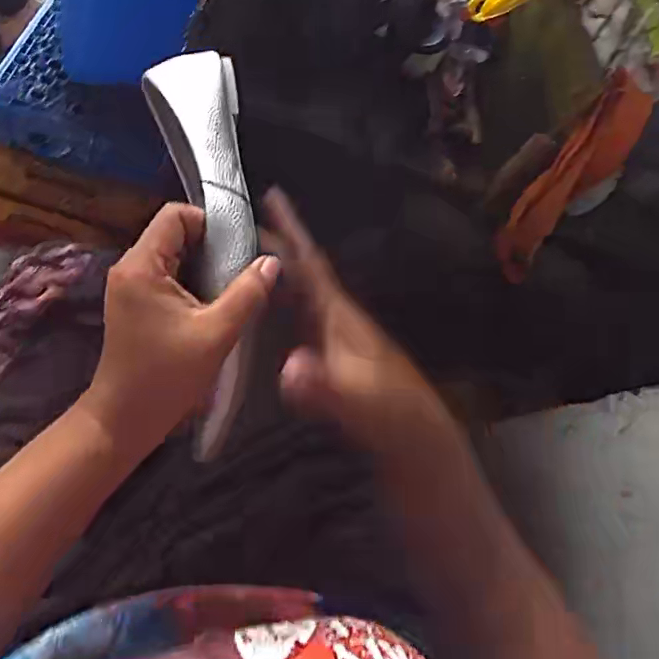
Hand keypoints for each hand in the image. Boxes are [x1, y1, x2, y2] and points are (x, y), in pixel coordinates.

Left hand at [80, 204, 279, 453]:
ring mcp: (128, 285)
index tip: (233, 249)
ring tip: (223, 291)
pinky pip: (165, 274)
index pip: (174, 215)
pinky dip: (188, 281)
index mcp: (141, 266)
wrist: (124, 420)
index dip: (207, 223)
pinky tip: (207, 306)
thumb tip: (271, 262)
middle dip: (208, 247)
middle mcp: (129, 267)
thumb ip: (246, 294)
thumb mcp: (215, 335)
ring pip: (172, 254)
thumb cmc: (165, 378)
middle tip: (233, 272)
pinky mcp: (132, 302)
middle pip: (173, 232)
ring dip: (200, 266)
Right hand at [262, 188, 458, 459]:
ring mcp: (334, 346)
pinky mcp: (329, 370)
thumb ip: (328, 388)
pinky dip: (273, 314)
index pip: (313, 266)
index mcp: (343, 319)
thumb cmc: (399, 427)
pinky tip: (256, 321)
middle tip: (232, 229)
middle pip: (301, 276)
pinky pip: (292, 327)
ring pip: (296, 300)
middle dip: (272, 248)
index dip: (293, 230)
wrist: (426, 463)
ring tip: (236, 264)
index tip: (273, 195)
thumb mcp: (365, 408)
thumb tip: (288, 368)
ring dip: (271, 278)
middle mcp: (337, 324)